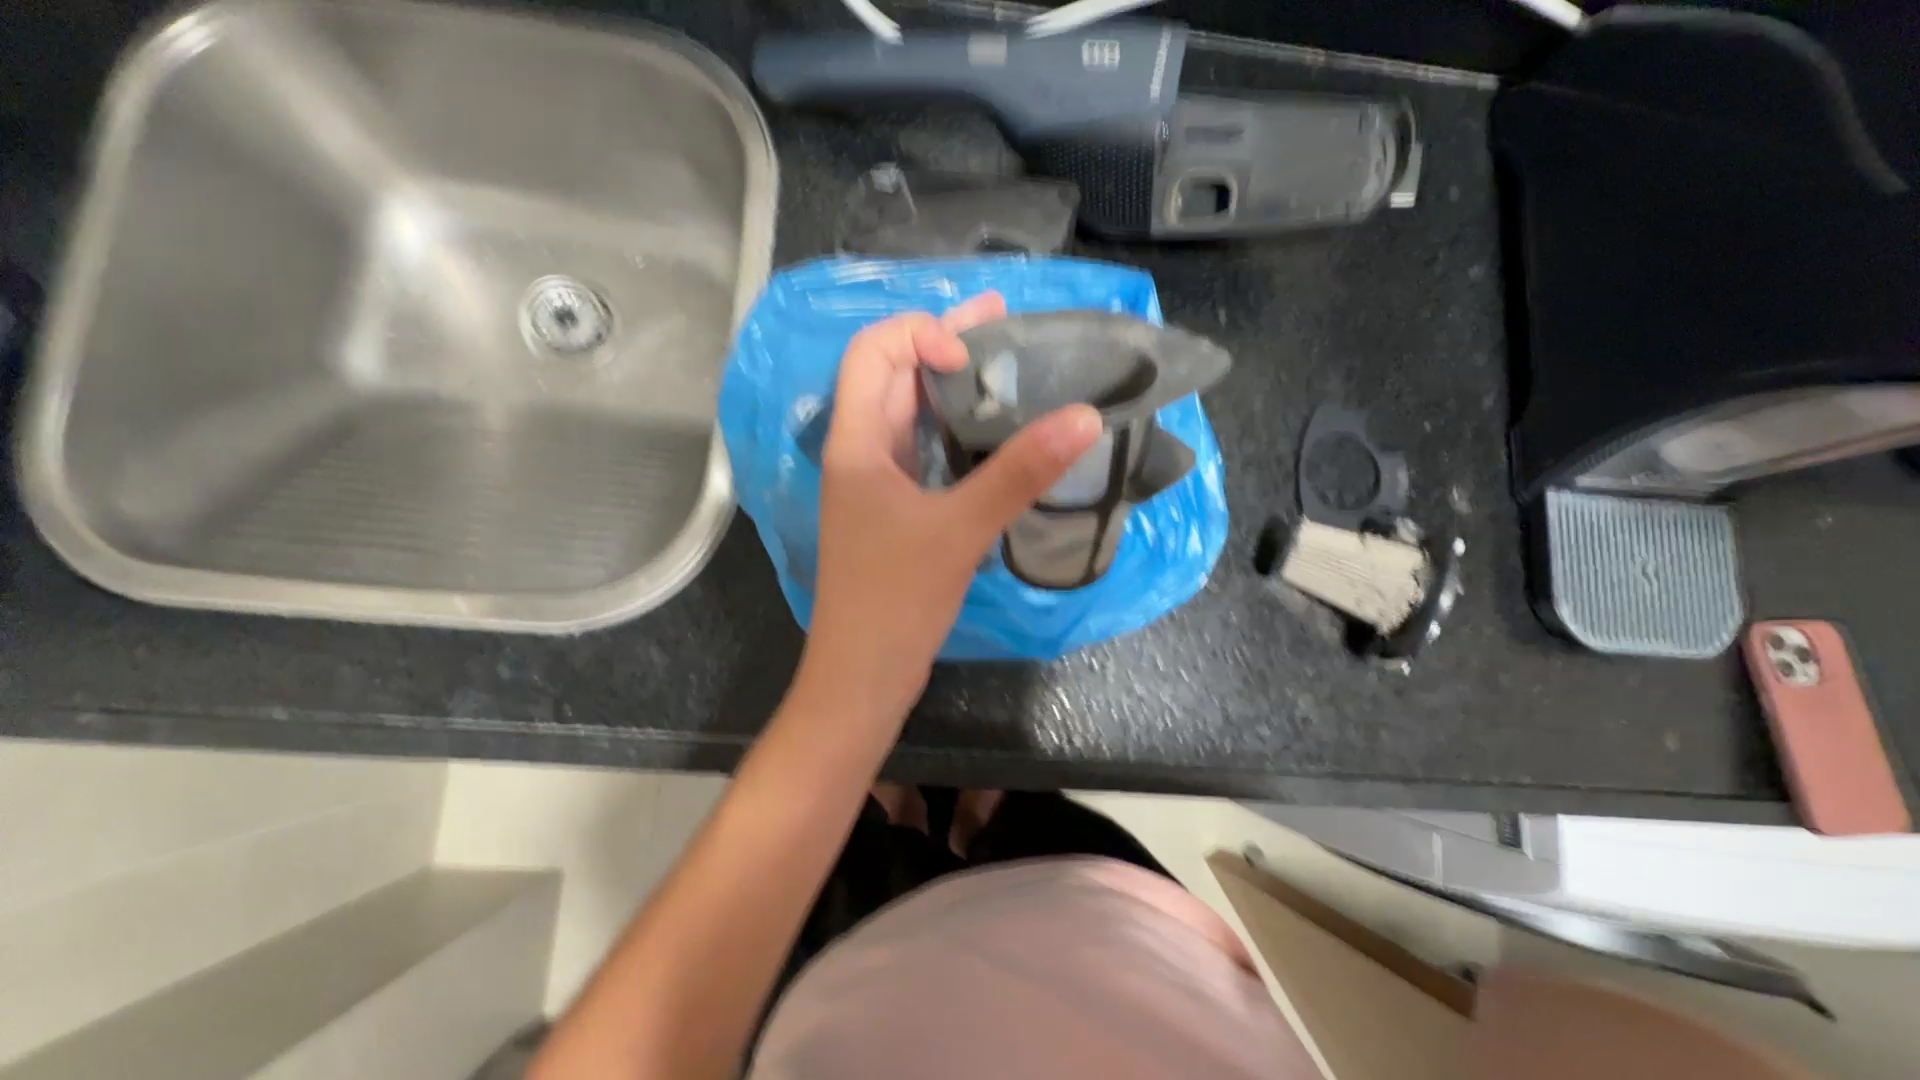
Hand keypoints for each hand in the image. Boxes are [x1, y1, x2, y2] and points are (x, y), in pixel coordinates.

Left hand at [793, 293, 1102, 722]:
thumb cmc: (895, 601)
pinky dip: (958, 432)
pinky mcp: (895, 512)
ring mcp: (876, 484)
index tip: (972, 361)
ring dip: (954, 387)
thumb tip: (1086, 416)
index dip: (920, 334)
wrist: (861, 677)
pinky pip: (925, 452)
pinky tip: (999, 435)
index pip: (873, 351)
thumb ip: (1019, 473)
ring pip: (911, 415)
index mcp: (856, 442)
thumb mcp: (960, 531)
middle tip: (1005, 322)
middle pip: (893, 374)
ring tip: (1010, 366)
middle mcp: (860, 452)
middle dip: (944, 341)